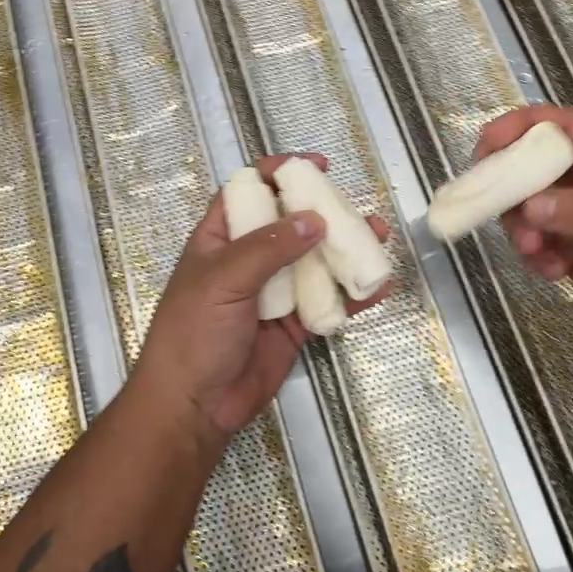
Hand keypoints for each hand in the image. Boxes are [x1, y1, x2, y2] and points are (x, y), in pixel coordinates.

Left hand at [134, 154, 392, 444]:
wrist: (194, 407)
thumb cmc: (194, 333)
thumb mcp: (224, 280)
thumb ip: (269, 248)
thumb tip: (314, 219)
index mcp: (219, 239)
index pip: (248, 192)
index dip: (277, 172)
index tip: (314, 164)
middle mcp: (247, 260)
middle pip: (289, 224)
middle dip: (322, 211)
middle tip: (354, 206)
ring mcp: (272, 293)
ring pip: (313, 261)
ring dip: (344, 249)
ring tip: (378, 236)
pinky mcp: (292, 325)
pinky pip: (326, 302)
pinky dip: (351, 294)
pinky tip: (377, 284)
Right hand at [477, 105, 572, 354]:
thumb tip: (529, 202)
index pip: (566, 128)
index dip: (524, 127)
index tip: (488, 142)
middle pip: (536, 163)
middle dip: (511, 182)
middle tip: (488, 201)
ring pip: (529, 203)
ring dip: (520, 224)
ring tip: (531, 251)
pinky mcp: (572, 248)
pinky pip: (535, 239)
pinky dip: (532, 253)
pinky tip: (551, 273)